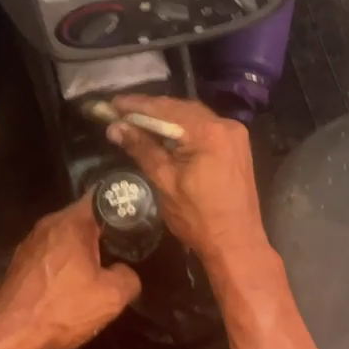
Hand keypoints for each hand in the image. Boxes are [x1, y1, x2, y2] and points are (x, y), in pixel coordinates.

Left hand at [0, 200, 141, 348]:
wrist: (11, 332)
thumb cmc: (62, 308)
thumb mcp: (110, 298)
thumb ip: (129, 278)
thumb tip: (126, 272)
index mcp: (71, 223)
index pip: (102, 196)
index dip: (121, 201)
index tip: (137, 214)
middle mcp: (49, 223)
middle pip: (83, 215)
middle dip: (103, 228)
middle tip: (124, 244)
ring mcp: (31, 240)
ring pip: (65, 233)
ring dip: (82, 245)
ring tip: (100, 263)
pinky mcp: (21, 259)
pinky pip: (51, 249)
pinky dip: (64, 258)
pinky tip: (71, 279)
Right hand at [108, 95, 266, 267]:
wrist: (236, 244)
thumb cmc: (198, 218)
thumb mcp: (165, 182)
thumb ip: (142, 148)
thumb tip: (115, 127)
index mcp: (209, 133)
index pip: (166, 109)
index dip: (137, 105)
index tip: (112, 104)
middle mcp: (225, 126)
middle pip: (181, 108)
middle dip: (150, 109)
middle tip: (121, 112)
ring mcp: (234, 135)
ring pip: (193, 117)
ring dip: (166, 117)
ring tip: (137, 121)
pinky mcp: (236, 146)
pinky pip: (204, 128)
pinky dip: (183, 128)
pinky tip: (164, 134)